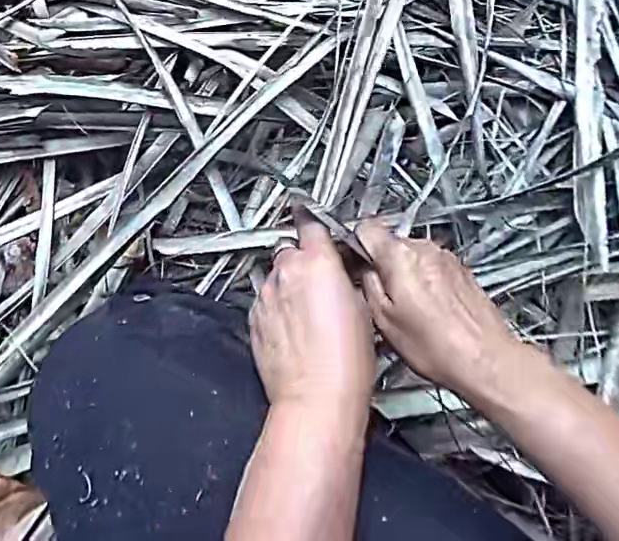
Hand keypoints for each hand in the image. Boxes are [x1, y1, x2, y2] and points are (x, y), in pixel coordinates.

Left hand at [249, 219, 375, 418]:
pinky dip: (278, 307)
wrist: (315, 400)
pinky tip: (296, 328)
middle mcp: (287, 271)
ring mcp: (267, 294)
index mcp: (317, 262)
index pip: (311, 222)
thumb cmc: (345, 363)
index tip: (312, 218)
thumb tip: (344, 274)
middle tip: (323, 283)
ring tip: (310, 312)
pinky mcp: (255, 318)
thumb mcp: (363, 308)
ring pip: (278, 276)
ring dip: (291, 285)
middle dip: (305, 260)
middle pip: (293, 250)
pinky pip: (266, 300)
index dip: (314, 220)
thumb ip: (348, 278)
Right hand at [355, 219, 528, 398]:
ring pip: (410, 256)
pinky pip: (431, 266)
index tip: (352, 261)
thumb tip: (362, 270)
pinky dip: (425, 281)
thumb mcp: (384, 321)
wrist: (486, 359)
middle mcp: (423, 248)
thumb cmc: (439, 347)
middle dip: (381, 265)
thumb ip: (366, 284)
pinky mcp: (459, 268)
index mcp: (399, 255)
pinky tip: (430, 310)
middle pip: (389, 243)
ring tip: (409, 310)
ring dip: (405, 274)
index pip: (364, 229)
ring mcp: (444, 257)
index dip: (354, 246)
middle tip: (381, 297)